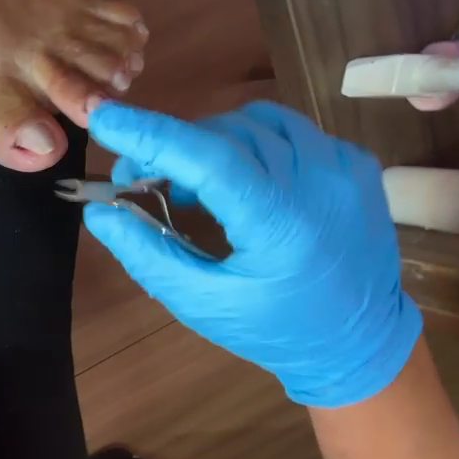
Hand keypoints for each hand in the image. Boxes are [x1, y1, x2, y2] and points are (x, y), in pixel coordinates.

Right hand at [84, 101, 420, 407]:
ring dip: (208, 142)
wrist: (359, 340)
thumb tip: (99, 212)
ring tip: (188, 185)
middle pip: (226, 133)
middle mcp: (320, 183)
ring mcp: (344, 166)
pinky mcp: (355, 162)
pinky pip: (288, 131)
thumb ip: (147, 255)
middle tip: (136, 180)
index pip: (208, 158)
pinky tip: (236, 181)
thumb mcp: (200, 304)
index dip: (151, 134)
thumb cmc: (271, 330)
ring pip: (256, 122)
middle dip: (169, 146)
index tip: (103, 118)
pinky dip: (247, 145)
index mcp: (281, 226)